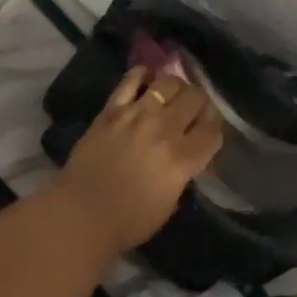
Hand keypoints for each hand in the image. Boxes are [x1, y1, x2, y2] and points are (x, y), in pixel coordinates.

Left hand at [49, 65, 225, 254]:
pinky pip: (131, 79)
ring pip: (168, 82)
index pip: (212, 131)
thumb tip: (186, 154)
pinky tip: (146, 78)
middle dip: (200, 103)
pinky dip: (142, 74)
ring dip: (176, 87)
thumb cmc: (128, 221)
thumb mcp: (169, 205)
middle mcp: (164, 130)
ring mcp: (136, 115)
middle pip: (195, 97)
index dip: (215, 128)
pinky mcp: (112, 109)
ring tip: (172, 95)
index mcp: (182, 159)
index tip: (209, 130)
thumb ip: (182, 173)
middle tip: (193, 110)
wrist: (81, 213)